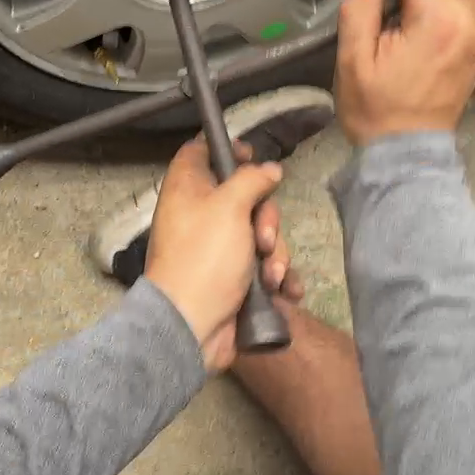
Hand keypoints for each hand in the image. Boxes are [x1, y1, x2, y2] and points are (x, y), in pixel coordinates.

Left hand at [143, 140, 301, 371]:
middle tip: (263, 239)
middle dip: (266, 219)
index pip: (200, 153)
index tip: (250, 155)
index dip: (225, 149)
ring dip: (275, 254)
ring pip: (261, 234)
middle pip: (245, 197)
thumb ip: (251, 180)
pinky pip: (266, 268)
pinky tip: (287, 291)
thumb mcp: (229, 207)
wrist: (192, 325)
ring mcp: (218, 249)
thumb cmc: (204, 257)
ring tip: (270, 276)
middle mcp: (201, 216)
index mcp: (188, 191)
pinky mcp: (235, 279)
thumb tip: (269, 169)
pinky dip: (278, 278)